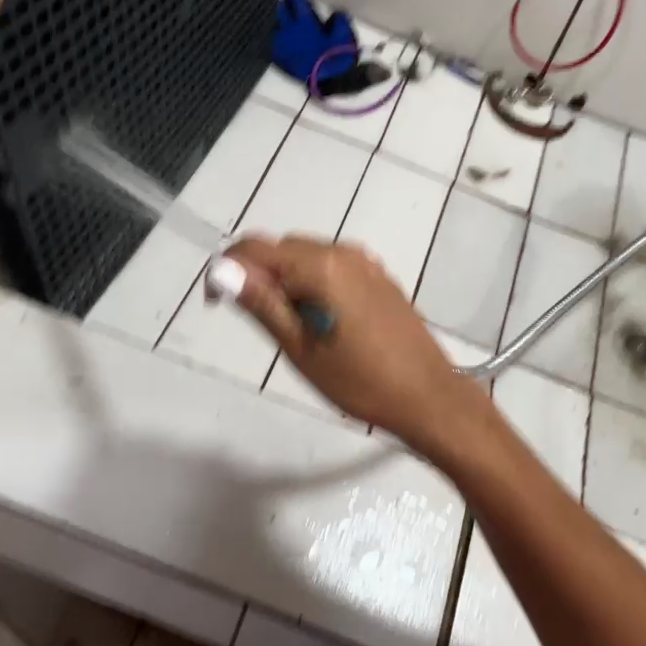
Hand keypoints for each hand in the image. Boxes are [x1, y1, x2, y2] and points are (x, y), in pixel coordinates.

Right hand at [223, 236, 500, 463]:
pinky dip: (314, 284)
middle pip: (282, 248)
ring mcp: (367, 263)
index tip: (215, 304)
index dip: (227, 269)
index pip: (256, 248)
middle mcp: (345, 252)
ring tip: (291, 330)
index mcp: (322, 267)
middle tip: (257, 324)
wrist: (429, 397)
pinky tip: (322, 323)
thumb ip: (262, 305)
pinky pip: (333, 267)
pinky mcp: (380, 277)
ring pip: (307, 257)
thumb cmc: (361, 382)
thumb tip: (222, 271)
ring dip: (287, 281)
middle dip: (258, 276)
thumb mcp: (301, 350)